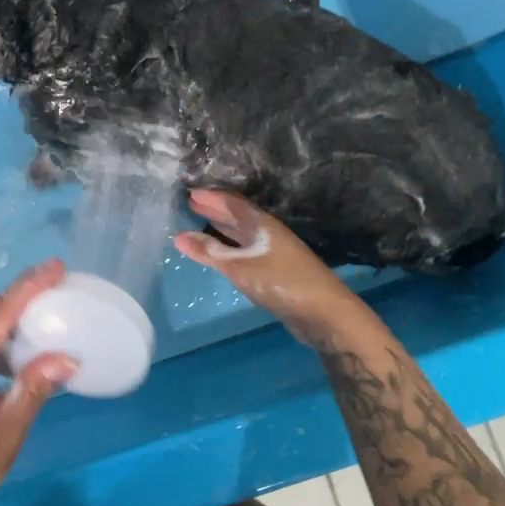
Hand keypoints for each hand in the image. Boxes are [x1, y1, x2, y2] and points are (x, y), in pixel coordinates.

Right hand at [174, 188, 364, 344]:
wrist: (325, 313)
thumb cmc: (282, 282)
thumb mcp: (240, 267)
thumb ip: (210, 252)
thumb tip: (178, 236)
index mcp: (262, 225)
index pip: (233, 203)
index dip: (212, 197)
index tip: (189, 192)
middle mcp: (268, 234)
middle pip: (238, 216)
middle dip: (215, 210)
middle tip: (191, 204)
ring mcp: (274, 253)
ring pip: (243, 234)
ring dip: (223, 228)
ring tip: (201, 223)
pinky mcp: (276, 271)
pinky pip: (246, 251)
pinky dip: (230, 247)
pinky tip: (222, 253)